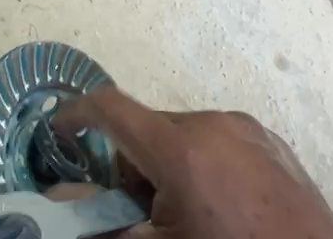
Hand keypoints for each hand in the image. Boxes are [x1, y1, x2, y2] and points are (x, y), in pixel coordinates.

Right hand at [52, 88, 332, 238]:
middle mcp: (212, 124)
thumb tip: (57, 202)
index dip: (75, 113)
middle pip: (147, 128)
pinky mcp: (276, 146)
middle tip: (144, 212)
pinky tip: (226, 211)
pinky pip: (221, 142)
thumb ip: (104, 225)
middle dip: (134, 165)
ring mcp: (249, 131)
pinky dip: (207, 166)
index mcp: (180, 148)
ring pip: (184, 135)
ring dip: (171, 166)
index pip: (109, 107)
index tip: (58, 131)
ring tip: (192, 216)